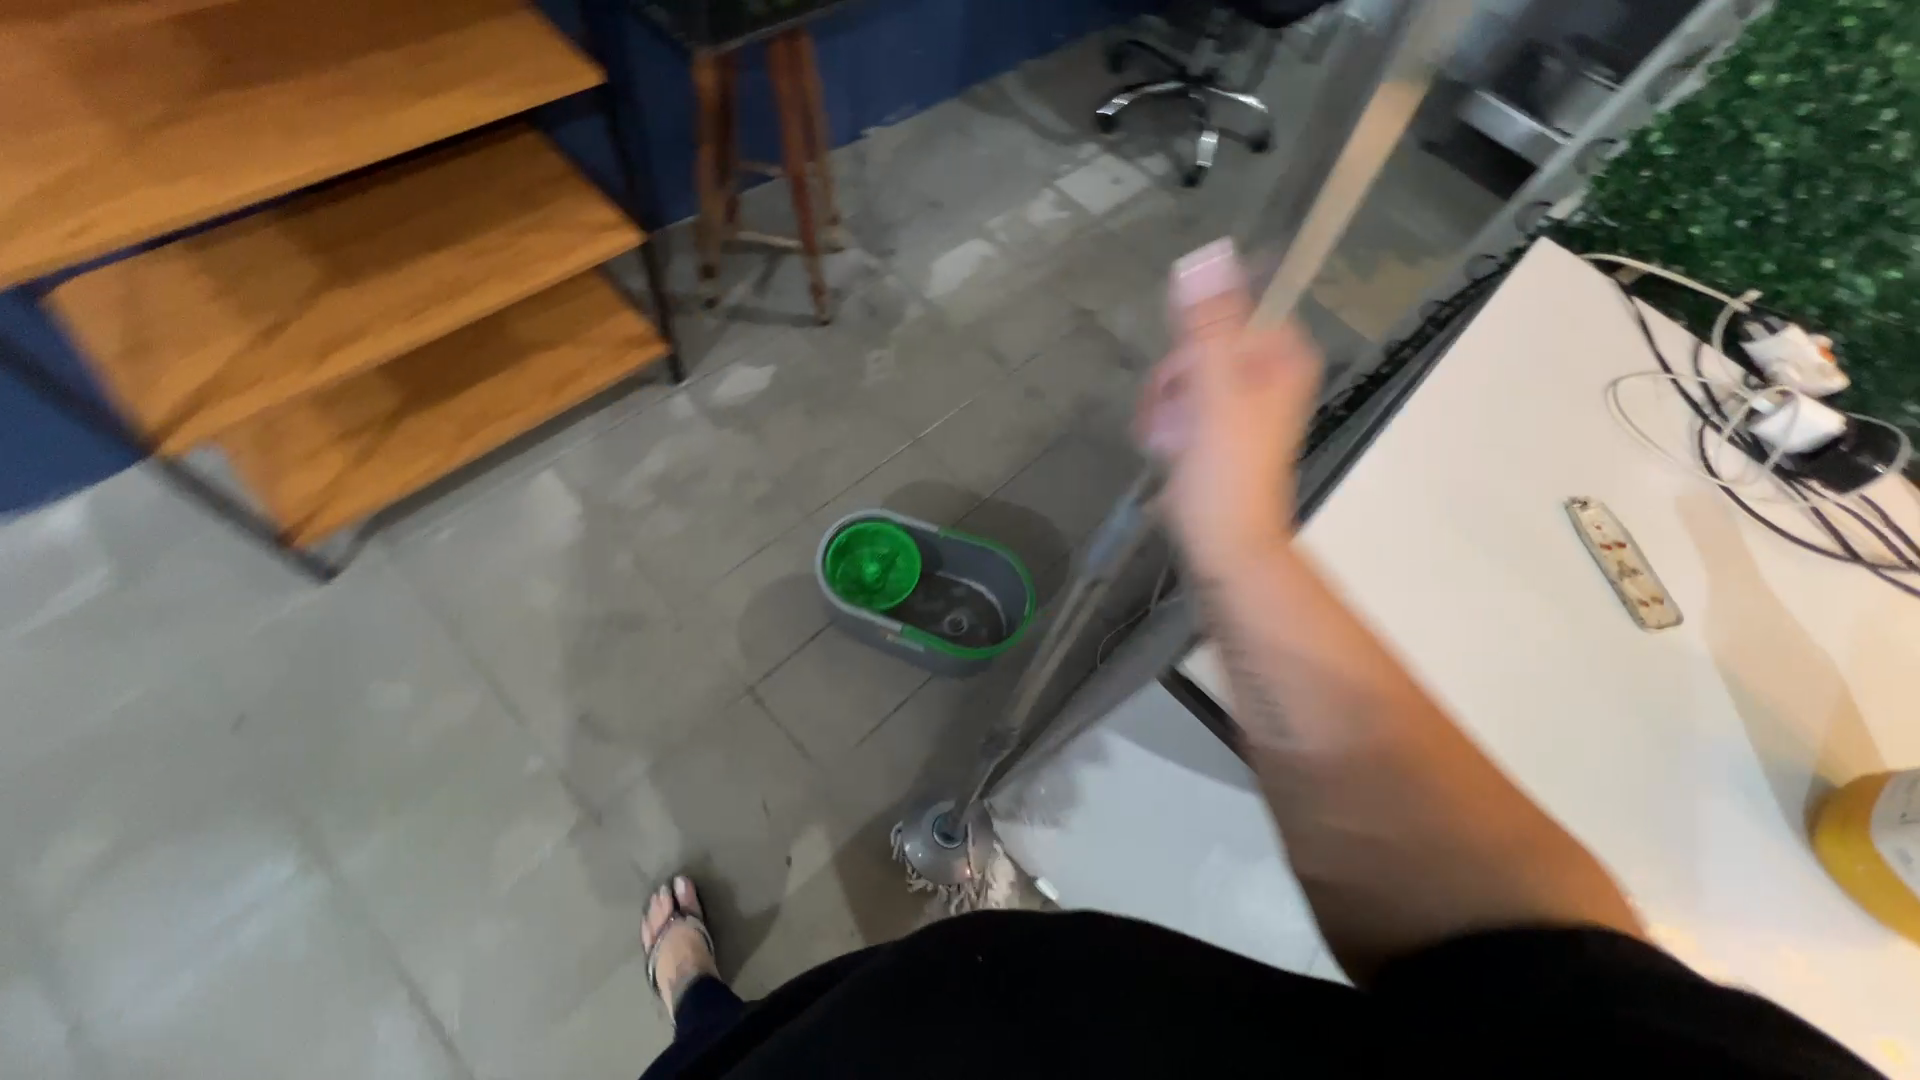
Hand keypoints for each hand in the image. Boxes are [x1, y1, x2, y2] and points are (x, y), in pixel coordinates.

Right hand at [1135, 240, 1322, 572]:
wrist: (1226, 546)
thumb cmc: (1226, 475)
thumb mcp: (1216, 394)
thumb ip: (1208, 326)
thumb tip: (1204, 255)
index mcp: (1282, 355)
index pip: (1233, 306)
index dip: (1197, 333)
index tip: (1186, 370)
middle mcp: (1266, 371)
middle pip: (1200, 341)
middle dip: (1174, 378)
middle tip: (1177, 416)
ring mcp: (1240, 401)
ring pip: (1183, 373)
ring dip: (1164, 404)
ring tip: (1169, 442)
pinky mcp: (1216, 427)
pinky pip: (1179, 402)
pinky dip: (1165, 423)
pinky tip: (1166, 449)